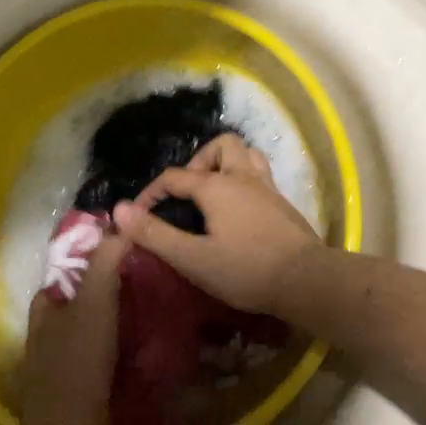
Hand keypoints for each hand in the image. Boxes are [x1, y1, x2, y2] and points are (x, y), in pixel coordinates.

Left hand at [21, 234, 128, 424]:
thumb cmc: (77, 359)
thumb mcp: (94, 301)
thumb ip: (105, 260)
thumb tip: (120, 221)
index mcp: (43, 302)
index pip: (72, 263)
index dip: (99, 251)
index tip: (130, 244)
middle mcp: (47, 326)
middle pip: (84, 292)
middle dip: (112, 282)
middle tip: (147, 273)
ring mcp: (59, 356)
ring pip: (94, 321)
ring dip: (118, 312)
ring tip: (150, 300)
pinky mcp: (76, 381)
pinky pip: (101, 348)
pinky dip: (118, 340)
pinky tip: (139, 337)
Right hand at [112, 134, 322, 315]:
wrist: (306, 279)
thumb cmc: (246, 269)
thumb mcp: (193, 259)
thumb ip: (156, 235)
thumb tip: (119, 210)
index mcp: (216, 185)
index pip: (175, 177)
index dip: (152, 193)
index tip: (138, 214)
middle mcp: (242, 176)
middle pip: (222, 145)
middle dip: (200, 160)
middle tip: (190, 192)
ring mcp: (267, 186)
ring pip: (247, 154)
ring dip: (228, 163)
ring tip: (215, 191)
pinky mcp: (283, 202)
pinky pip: (261, 173)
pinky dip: (245, 180)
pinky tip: (241, 208)